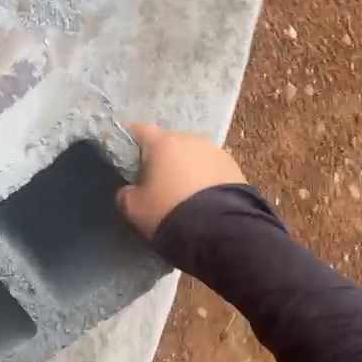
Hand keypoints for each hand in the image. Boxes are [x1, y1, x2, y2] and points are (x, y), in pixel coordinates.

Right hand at [115, 123, 246, 239]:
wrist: (220, 230)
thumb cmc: (168, 211)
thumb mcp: (133, 208)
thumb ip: (126, 193)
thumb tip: (130, 190)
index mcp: (162, 143)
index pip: (140, 130)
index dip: (130, 140)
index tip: (125, 154)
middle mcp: (191, 140)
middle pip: (169, 143)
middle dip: (161, 157)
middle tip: (154, 179)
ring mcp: (217, 153)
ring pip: (193, 156)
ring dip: (186, 168)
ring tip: (182, 192)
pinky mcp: (236, 169)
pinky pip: (212, 170)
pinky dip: (204, 180)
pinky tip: (202, 199)